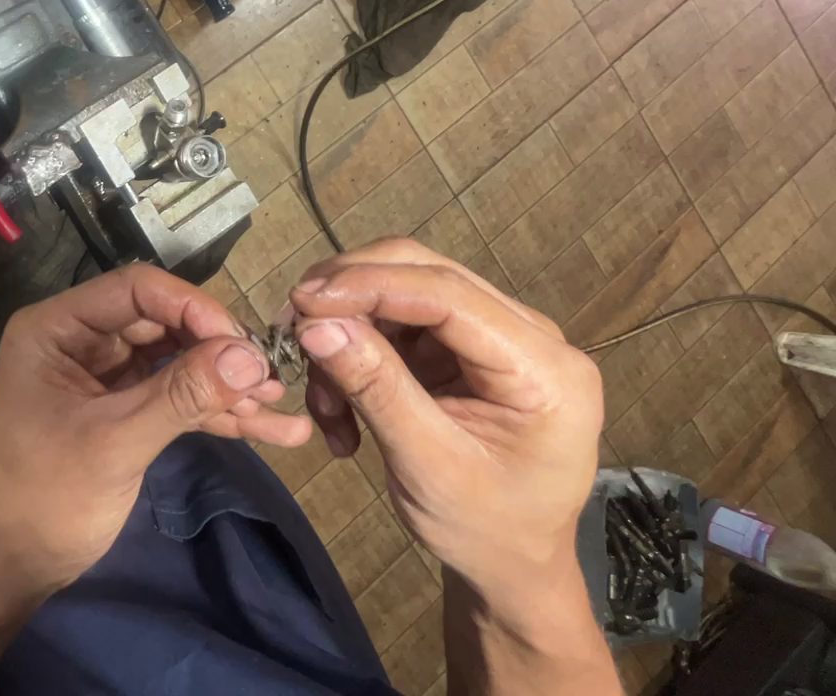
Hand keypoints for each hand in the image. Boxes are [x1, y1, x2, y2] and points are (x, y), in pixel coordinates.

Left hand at [0, 264, 311, 595]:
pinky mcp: (123, 407)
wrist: (17, 567)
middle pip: (162, 322)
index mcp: (56, 328)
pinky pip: (175, 396)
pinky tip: (272, 429)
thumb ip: (182, 395)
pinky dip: (216, 412)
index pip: (133, 291)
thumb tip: (252, 357)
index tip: (242, 343)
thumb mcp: (115, 442)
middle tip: (270, 375)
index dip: (192, 307)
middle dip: (216, 348)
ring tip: (279, 404)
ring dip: (224, 382)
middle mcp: (79, 339)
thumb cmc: (47, 498)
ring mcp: (104, 373)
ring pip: (175, 359)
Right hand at [287, 240, 602, 601]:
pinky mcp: (457, 344)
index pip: (448, 294)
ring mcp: (489, 334)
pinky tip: (339, 402)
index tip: (303, 300)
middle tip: (292, 323)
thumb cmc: (484, 528)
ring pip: (397, 290)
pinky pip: (390, 322)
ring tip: (322, 398)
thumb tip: (315, 324)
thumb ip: (377, 388)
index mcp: (543, 368)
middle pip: (423, 272)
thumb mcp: (428, 466)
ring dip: (346, 330)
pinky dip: (353, 350)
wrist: (508, 563)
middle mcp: (525, 333)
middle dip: (350, 292)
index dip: (371, 285)